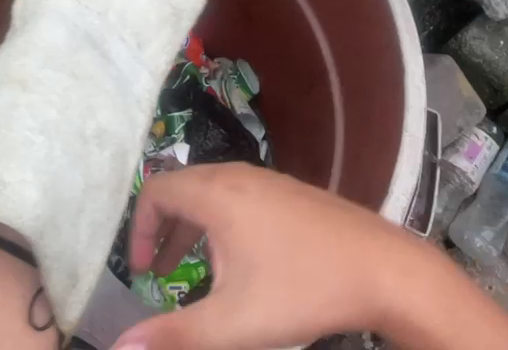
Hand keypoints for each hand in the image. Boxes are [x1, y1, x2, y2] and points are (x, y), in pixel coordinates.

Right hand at [113, 163, 419, 349]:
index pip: (155, 190)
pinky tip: (243, 264)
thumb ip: (175, 335)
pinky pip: (237, 196)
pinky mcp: (289, 191)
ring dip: (193, 228)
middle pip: (181, 188)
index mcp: (216, 193)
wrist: (385, 270)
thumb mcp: (235, 322)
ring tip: (197, 273)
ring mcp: (266, 179)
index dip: (139, 229)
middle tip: (160, 273)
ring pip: (211, 192)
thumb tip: (122, 346)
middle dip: (164, 229)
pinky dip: (222, 222)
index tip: (144, 273)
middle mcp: (236, 175)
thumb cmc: (304, 290)